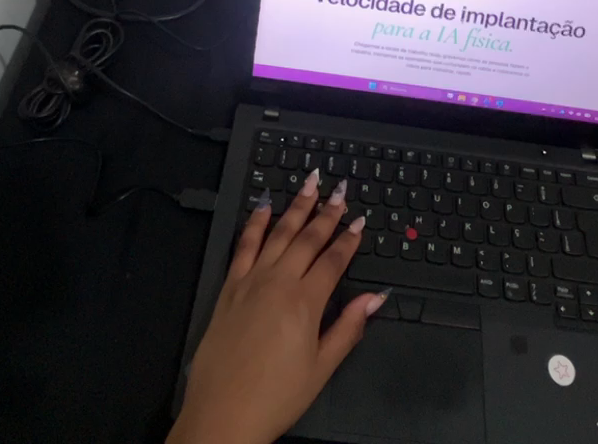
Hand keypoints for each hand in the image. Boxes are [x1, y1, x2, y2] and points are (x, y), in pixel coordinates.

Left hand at [168, 170, 385, 443]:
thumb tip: (375, 298)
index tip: (360, 220)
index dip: (349, 239)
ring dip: (296, 206)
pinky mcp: (230, 287)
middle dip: (327, 211)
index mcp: (305, 302)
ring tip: (310, 184)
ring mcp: (251, 280)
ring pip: (278, 233)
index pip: (333, 260)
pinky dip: (255, 223)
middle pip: (308, 238)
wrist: (222, 415)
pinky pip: (244, 245)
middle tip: (340, 189)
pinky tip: (264, 206)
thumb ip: (348, 328)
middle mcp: (279, 282)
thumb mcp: (321, 368)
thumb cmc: (275, 397)